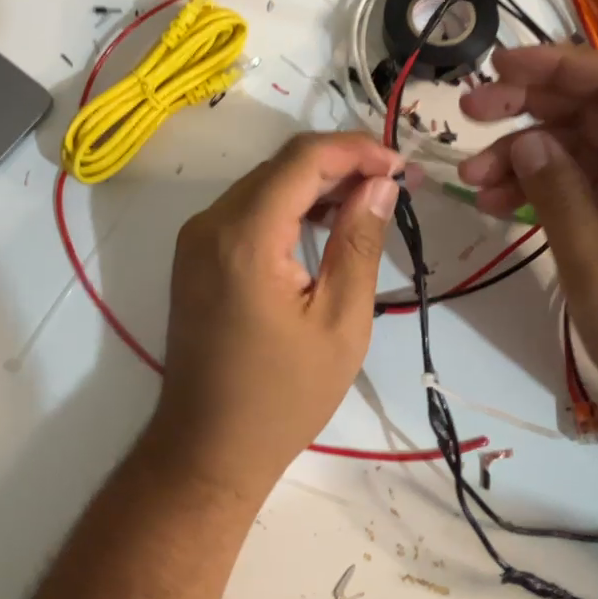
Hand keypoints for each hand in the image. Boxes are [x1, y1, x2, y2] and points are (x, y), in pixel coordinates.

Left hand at [144, 132, 402, 498]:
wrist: (207, 449)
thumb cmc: (282, 397)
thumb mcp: (340, 322)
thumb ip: (360, 242)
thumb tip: (381, 183)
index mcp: (245, 237)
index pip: (303, 159)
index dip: (356, 149)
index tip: (400, 164)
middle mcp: (212, 223)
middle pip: (283, 165)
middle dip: (342, 164)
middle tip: (395, 183)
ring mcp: (198, 236)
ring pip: (266, 182)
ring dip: (317, 182)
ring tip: (371, 198)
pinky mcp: (197, 253)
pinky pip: (249, 207)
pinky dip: (289, 204)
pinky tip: (326, 220)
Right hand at [456, 45, 597, 452]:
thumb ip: (559, 194)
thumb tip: (526, 140)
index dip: (554, 64)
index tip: (495, 68)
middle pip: (594, 108)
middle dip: (528, 106)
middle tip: (468, 117)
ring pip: (584, 147)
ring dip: (527, 154)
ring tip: (473, 179)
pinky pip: (591, 184)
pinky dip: (548, 187)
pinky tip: (502, 203)